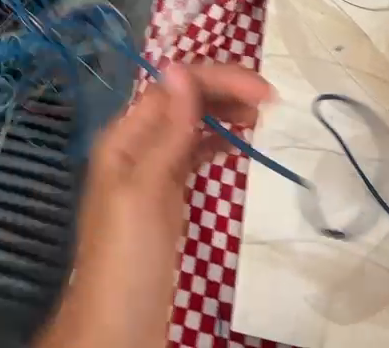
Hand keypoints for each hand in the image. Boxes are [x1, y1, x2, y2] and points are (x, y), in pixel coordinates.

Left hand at [33, 64, 274, 347]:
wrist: (118, 330)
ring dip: (222, 112)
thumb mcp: (146, 190)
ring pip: (190, 124)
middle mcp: (136, 145)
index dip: (215, 79)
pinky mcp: (166, 197)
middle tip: (271, 99)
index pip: (172, 87)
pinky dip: (216, 141)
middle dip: (222, 91)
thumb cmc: (128, 258)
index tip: (262, 90)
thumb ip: (166, 130)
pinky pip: (192, 153)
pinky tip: (238, 141)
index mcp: (124, 136)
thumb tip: (178, 67)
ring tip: (262, 113)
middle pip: (182, 100)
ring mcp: (151, 171)